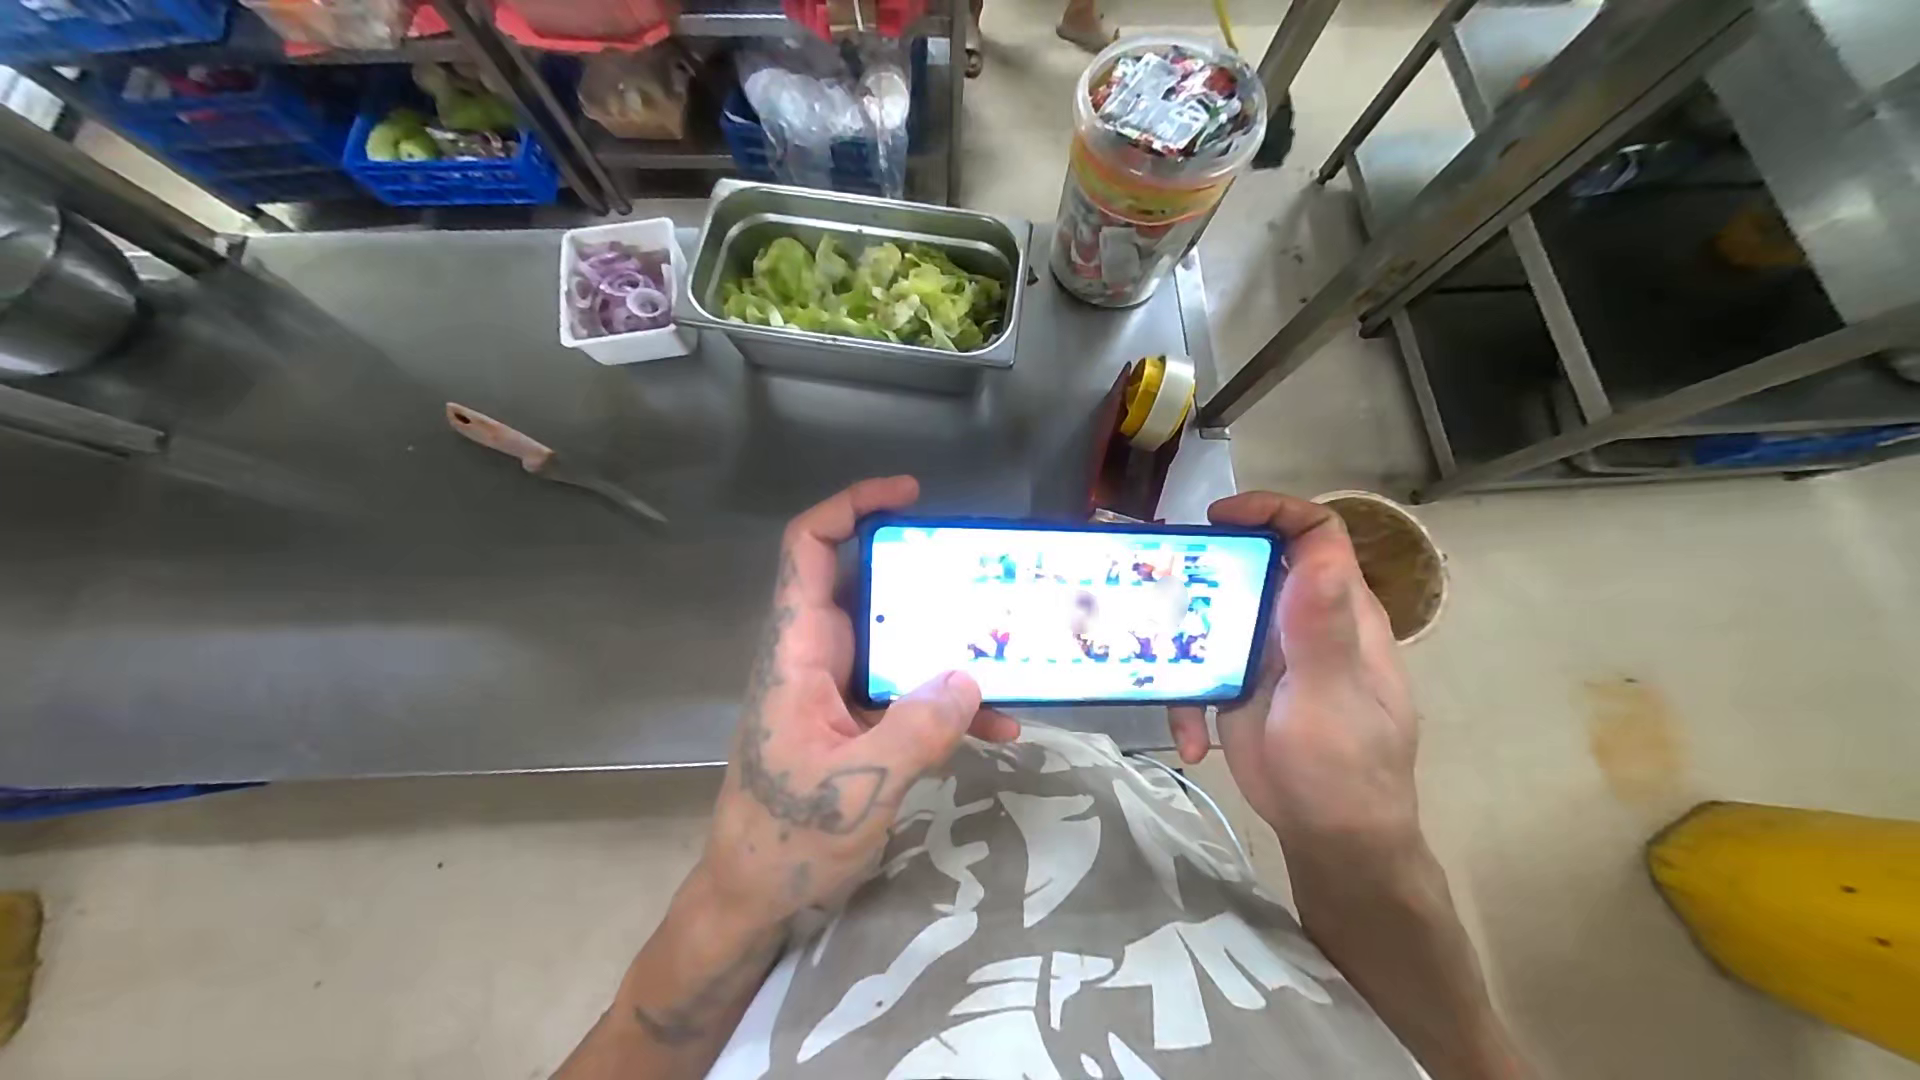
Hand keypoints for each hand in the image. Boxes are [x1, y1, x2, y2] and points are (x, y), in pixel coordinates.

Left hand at [695, 475, 1018, 935]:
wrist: (755, 897)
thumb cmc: (785, 841)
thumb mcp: (858, 788)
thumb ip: (915, 732)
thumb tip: (971, 678)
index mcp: (797, 652)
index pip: (809, 550)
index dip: (851, 507)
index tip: (909, 497)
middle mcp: (817, 656)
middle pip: (868, 585)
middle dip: (925, 573)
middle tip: (981, 574)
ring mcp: (839, 687)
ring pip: (897, 638)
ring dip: (947, 641)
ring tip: (1005, 647)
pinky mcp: (858, 718)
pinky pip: (908, 689)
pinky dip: (947, 700)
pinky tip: (996, 726)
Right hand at [1169, 492, 1418, 849]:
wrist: (1330, 836)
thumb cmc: (1345, 767)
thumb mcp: (1331, 698)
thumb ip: (1322, 630)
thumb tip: (1318, 555)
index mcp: (1336, 611)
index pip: (1315, 534)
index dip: (1272, 511)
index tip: (1217, 518)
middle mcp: (1298, 620)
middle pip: (1249, 566)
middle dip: (1202, 569)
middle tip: (1157, 578)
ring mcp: (1264, 652)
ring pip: (1211, 615)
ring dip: (1179, 637)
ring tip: (1153, 659)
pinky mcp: (1235, 682)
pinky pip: (1197, 667)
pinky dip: (1186, 700)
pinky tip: (1190, 740)